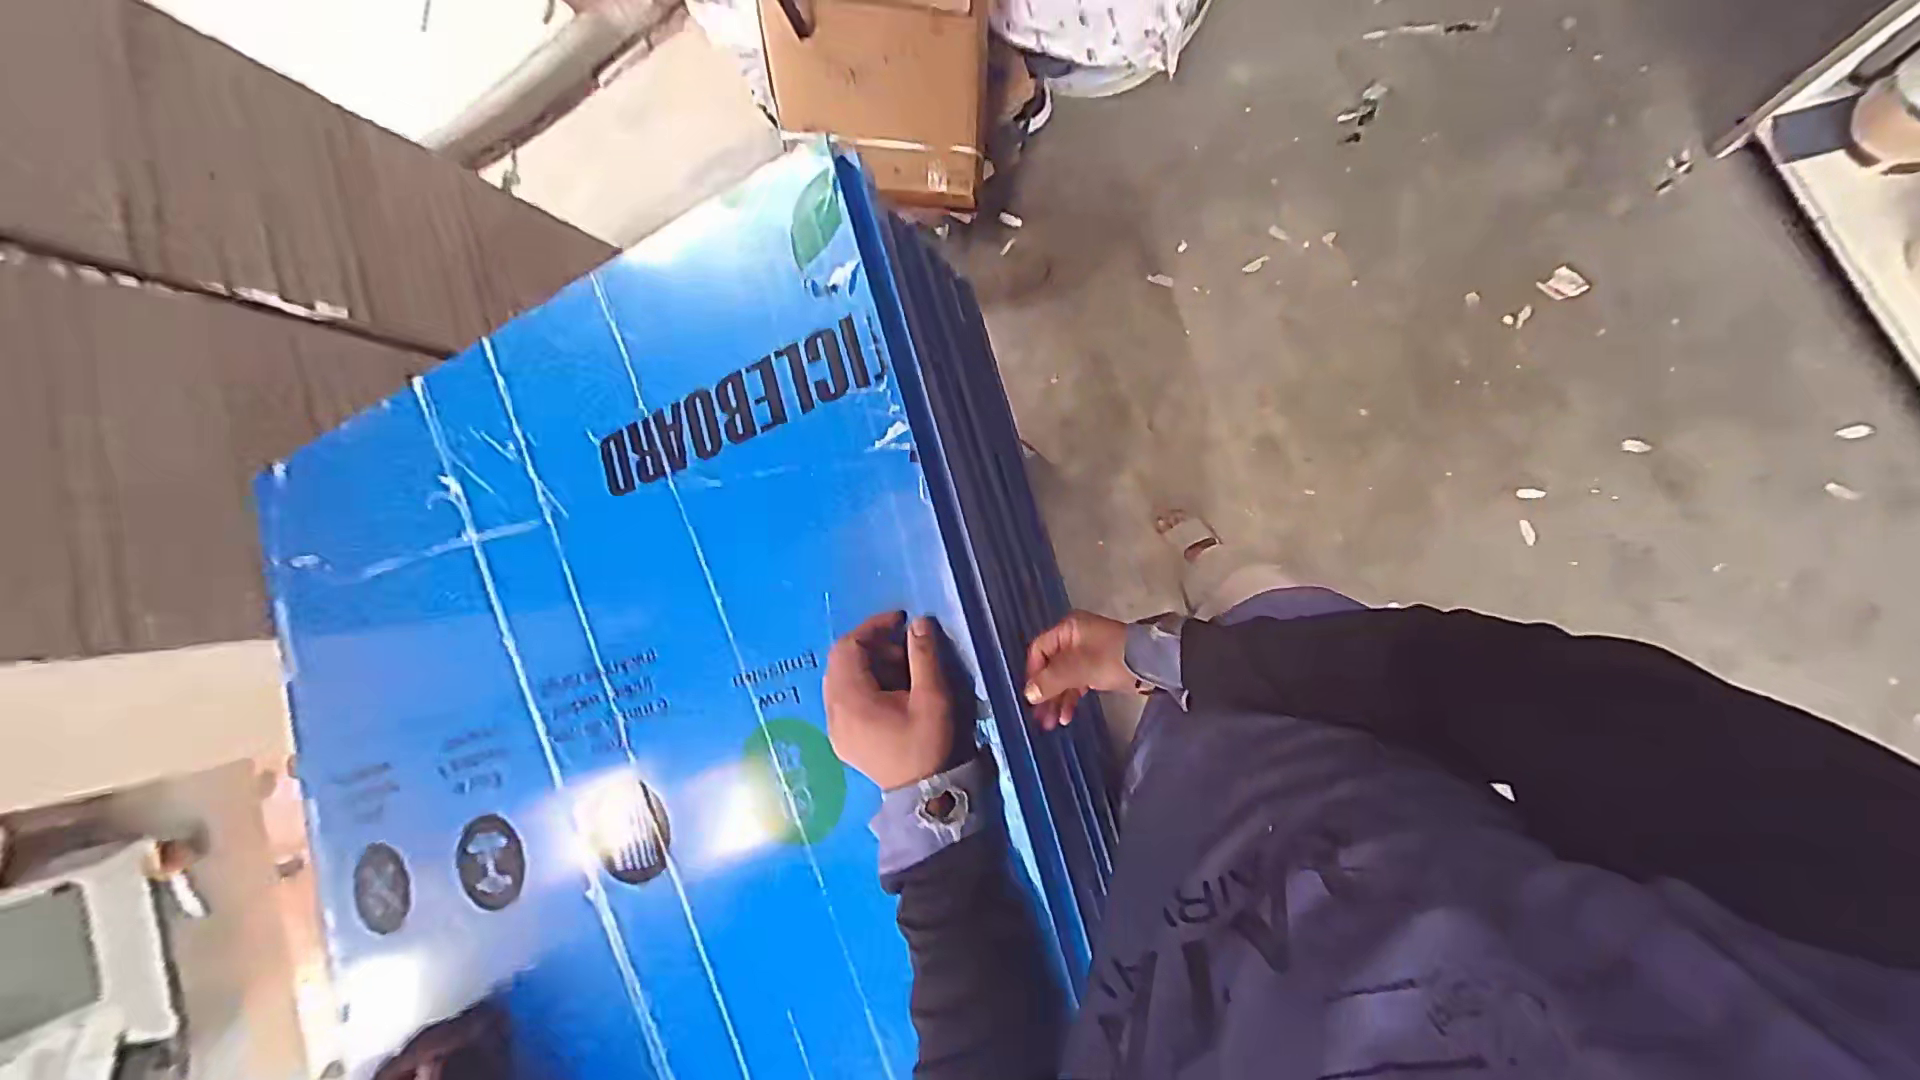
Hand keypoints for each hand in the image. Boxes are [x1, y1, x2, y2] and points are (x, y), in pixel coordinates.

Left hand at [824, 611, 955, 789]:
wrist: (925, 796)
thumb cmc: (928, 745)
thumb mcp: (933, 697)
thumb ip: (924, 656)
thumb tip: (918, 623)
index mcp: (851, 701)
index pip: (847, 648)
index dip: (872, 627)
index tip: (900, 621)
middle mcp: (834, 713)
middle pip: (840, 662)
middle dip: (871, 645)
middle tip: (904, 648)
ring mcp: (835, 729)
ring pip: (840, 679)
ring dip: (868, 663)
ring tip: (902, 668)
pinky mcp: (842, 739)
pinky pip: (843, 698)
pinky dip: (863, 683)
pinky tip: (891, 690)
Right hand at [1024, 611, 1132, 729]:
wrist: (1152, 664)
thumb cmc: (1112, 659)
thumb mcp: (1078, 668)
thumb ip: (1051, 681)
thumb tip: (1028, 694)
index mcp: (1067, 630)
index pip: (1038, 651)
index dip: (1032, 674)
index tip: (1031, 697)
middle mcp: (1073, 639)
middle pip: (1050, 667)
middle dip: (1045, 692)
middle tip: (1039, 717)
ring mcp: (1086, 655)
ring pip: (1063, 678)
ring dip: (1056, 699)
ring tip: (1050, 724)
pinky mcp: (1097, 669)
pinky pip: (1077, 683)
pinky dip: (1071, 698)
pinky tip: (1066, 717)